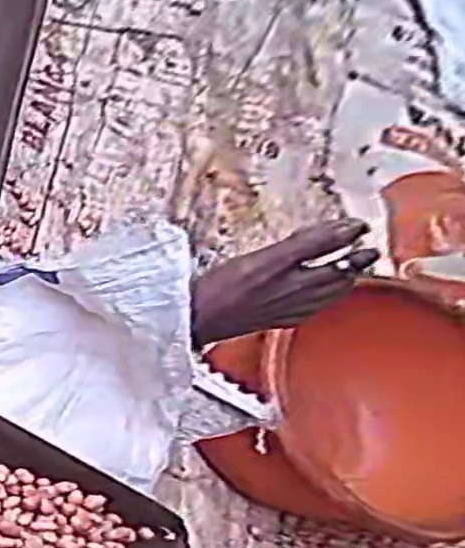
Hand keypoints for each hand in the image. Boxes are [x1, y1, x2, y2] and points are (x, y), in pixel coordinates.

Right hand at [190, 219, 381, 345]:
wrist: (189, 322)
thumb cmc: (215, 291)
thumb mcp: (260, 258)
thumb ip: (309, 242)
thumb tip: (349, 227)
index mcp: (302, 275)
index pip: (338, 246)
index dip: (349, 232)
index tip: (354, 225)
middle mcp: (303, 293)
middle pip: (343, 273)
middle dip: (354, 260)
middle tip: (360, 250)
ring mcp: (291, 309)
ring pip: (331, 292)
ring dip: (341, 280)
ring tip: (340, 271)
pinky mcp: (275, 321)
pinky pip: (309, 309)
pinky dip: (317, 301)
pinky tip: (311, 297)